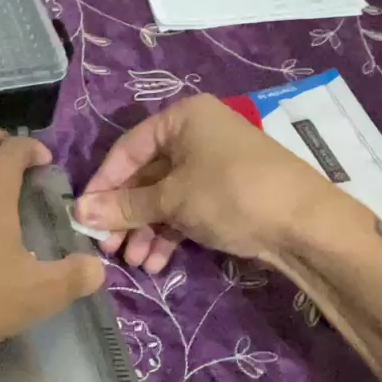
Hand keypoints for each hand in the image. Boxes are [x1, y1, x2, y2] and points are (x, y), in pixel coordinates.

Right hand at [73, 94, 345, 272]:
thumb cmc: (231, 195)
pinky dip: (167, 235)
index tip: (84, 217)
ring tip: (135, 263)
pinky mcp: (222, 194)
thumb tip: (78, 212)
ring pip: (162, 199)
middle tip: (108, 249)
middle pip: (144, 177)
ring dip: (144, 232)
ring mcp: (210, 166)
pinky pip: (183, 211)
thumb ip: (123, 206)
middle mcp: (195, 136)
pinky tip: (157, 263)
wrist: (303, 224)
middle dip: (125, 216)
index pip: (126, 150)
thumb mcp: (172, 200)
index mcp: (182, 119)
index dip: (103, 185)